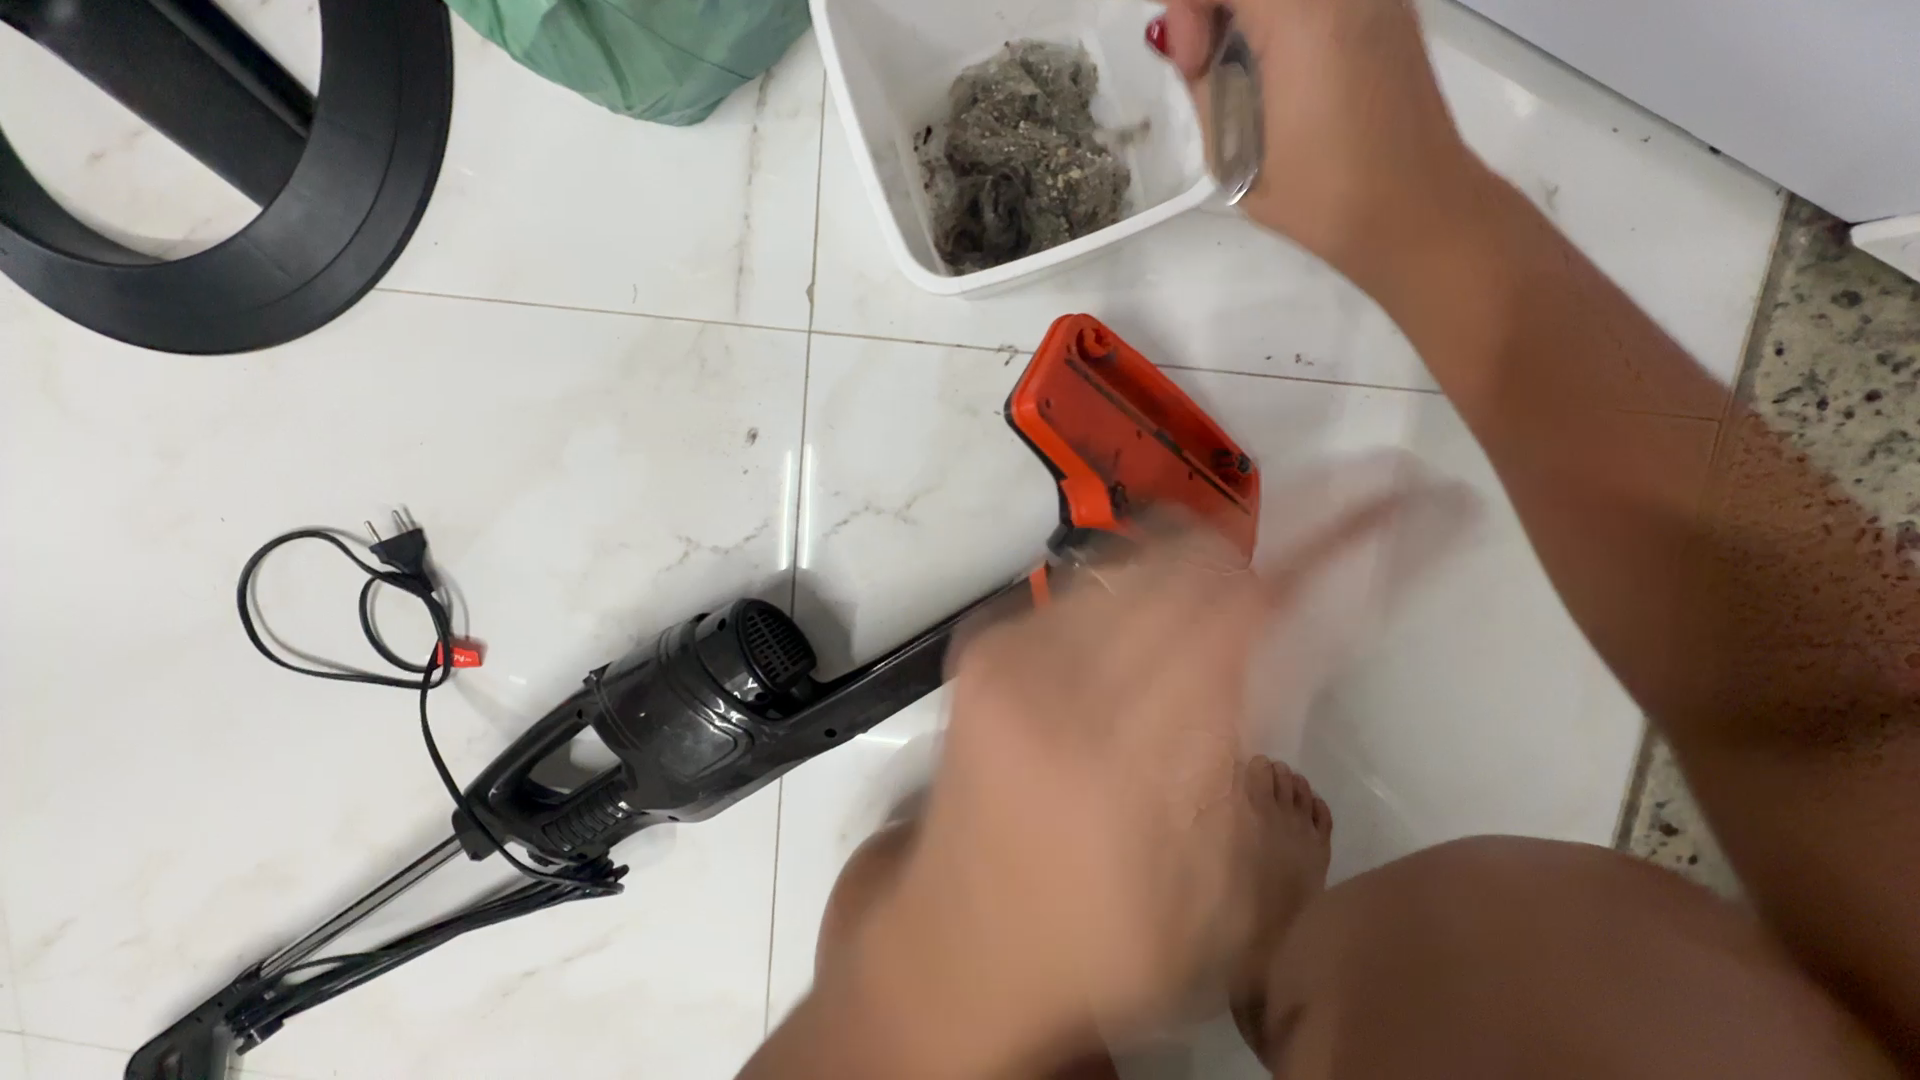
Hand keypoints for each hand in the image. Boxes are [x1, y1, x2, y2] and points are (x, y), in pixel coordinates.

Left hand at [857, 492, 1447, 1070]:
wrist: (955, 949)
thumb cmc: (1104, 948)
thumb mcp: (1229, 904)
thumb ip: (1273, 771)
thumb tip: (1296, 653)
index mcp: (1149, 762)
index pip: (1263, 610)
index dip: (1346, 541)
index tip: (1408, 500)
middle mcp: (1072, 686)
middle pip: (1202, 561)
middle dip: (1283, 540)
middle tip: (1318, 560)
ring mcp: (1014, 656)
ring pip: (1143, 554)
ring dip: (1208, 565)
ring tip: (1229, 611)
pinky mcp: (980, 650)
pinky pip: (1086, 581)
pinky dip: (1139, 588)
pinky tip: (1147, 636)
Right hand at [1156, 0, 1484, 268]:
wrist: (1415, 210)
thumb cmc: (1324, 197)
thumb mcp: (1235, 156)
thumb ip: (1203, 87)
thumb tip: (1190, 47)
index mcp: (1304, 18)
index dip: (1187, 8)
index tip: (1193, 65)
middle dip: (1214, 5)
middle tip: (1210, 60)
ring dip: (1249, 15)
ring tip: (1243, 65)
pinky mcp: (1391, 7)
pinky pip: (1320, 1)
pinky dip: (1283, 17)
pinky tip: (1281, 64)